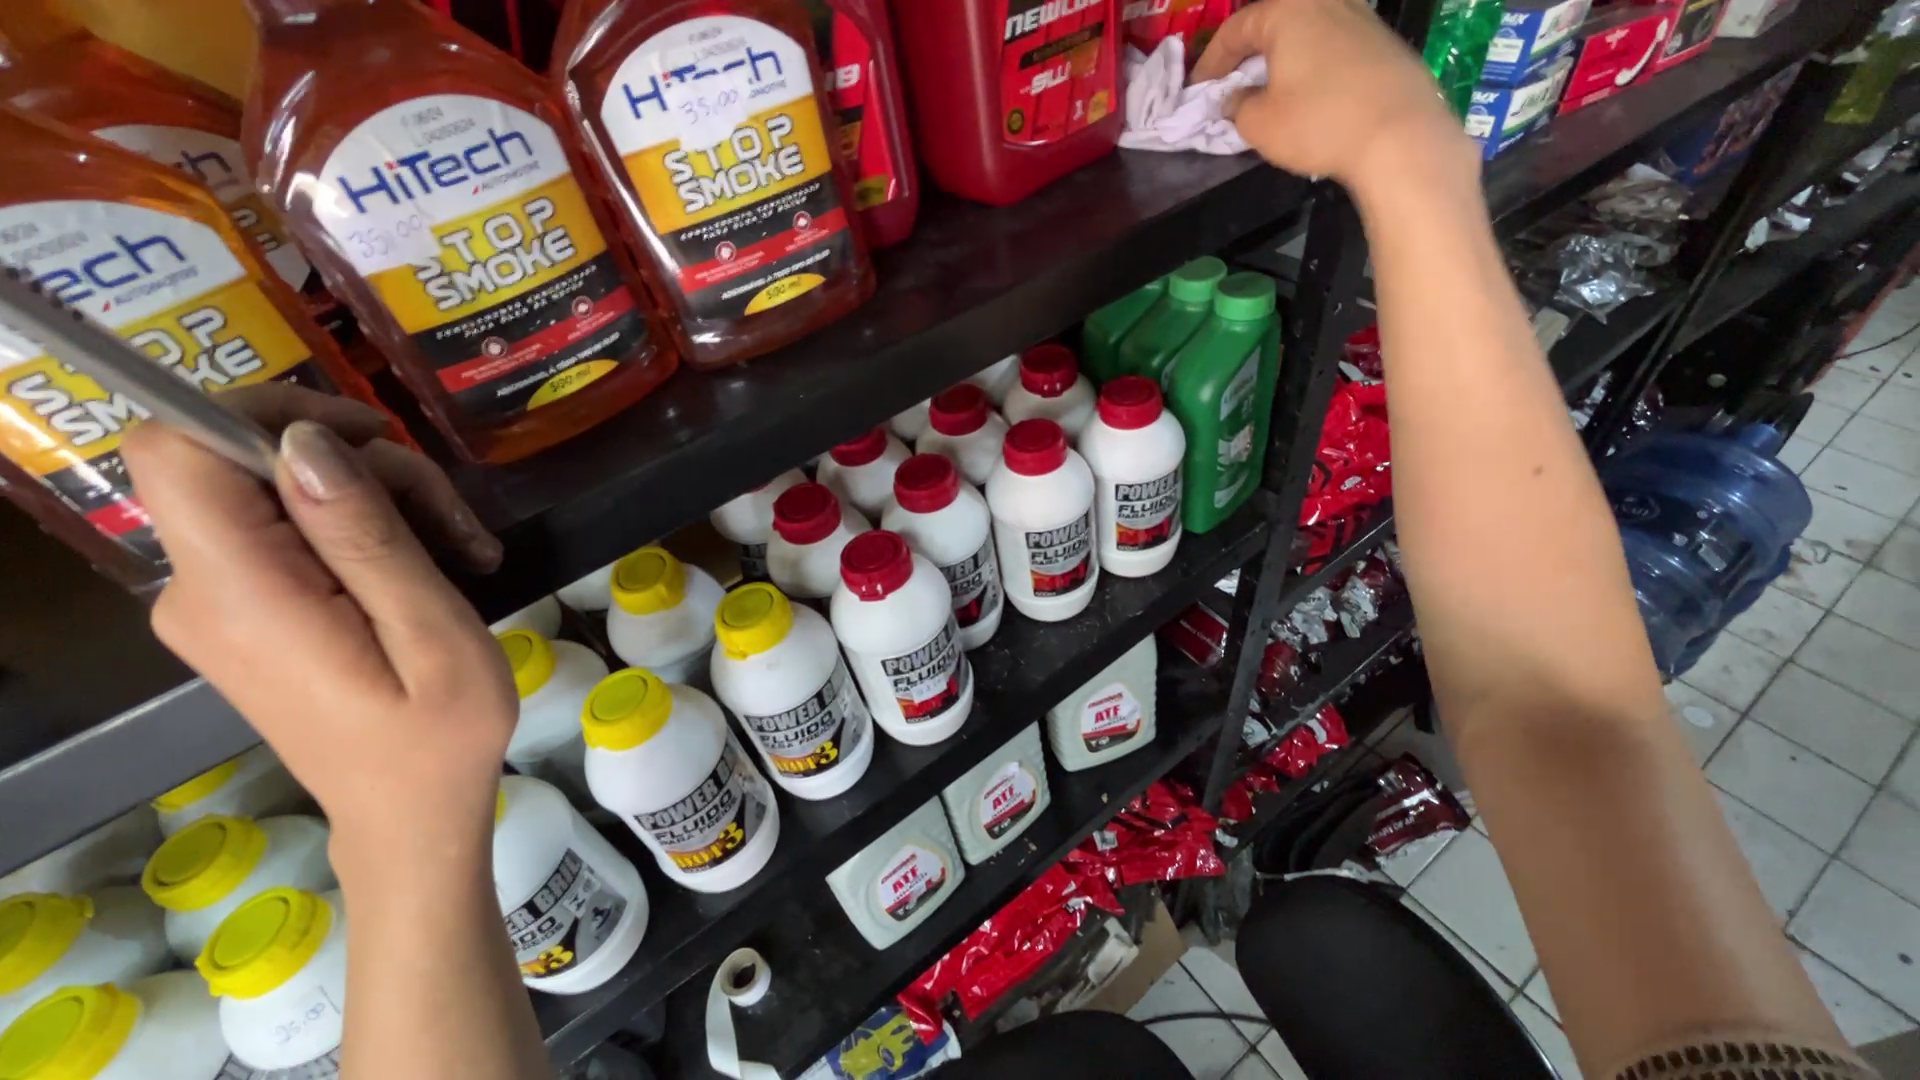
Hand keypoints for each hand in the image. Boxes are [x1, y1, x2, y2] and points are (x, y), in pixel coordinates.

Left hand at [121, 386, 514, 865]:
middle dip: (364, 469)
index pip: (178, 449)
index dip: (263, 412)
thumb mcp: (430, 634)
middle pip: (249, 466)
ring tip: (463, 551)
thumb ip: (364, 538)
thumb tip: (303, 443)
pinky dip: (364, 531)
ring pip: (280, 494)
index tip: (368, 437)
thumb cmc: (439, 735)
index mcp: (244, 595)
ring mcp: (218, 603)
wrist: (411, 814)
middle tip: (458, 522)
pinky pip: (289, 532)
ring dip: (381, 502)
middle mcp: (201, 590)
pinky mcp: (245, 611)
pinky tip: (429, 566)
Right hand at [1193, 0, 1474, 192]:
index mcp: (1289, 10)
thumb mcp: (1259, 124)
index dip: (1210, 62)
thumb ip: (1237, 107)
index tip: (1197, 91)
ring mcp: (1361, 16)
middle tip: (1229, 85)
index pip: (1236, 28)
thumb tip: (1234, 98)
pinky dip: (1310, 64)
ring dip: (1281, 58)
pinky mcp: (1383, 41)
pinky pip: (1332, 45)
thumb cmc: (1319, 123)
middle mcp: (1327, 0)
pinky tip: (1306, 93)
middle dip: (1247, 54)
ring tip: (1266, 89)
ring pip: (1306, 31)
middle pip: (1274, 22)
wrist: (1400, 135)